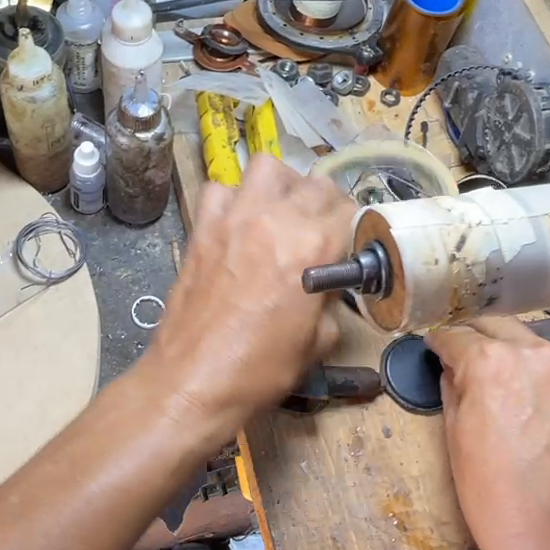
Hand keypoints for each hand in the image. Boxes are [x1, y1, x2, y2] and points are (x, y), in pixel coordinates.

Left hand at [142, 156, 353, 441]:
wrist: (194, 381)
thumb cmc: (261, 369)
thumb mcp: (320, 340)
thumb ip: (331, 300)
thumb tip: (328, 284)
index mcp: (314, 246)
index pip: (350, 211)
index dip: (355, 228)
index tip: (351, 244)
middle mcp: (276, 218)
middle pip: (315, 184)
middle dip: (326, 205)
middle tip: (321, 231)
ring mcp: (234, 217)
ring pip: (267, 168)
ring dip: (282, 185)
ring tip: (282, 213)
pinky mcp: (201, 227)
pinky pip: (220, 190)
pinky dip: (233, 198)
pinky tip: (238, 224)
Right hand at [427, 316, 549, 549]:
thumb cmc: (493, 495)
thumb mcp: (454, 436)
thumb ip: (453, 388)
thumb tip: (454, 369)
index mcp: (491, 362)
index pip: (456, 335)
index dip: (441, 344)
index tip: (438, 350)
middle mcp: (539, 355)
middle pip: (500, 327)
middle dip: (481, 341)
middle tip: (471, 362)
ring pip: (540, 350)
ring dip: (522, 362)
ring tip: (516, 397)